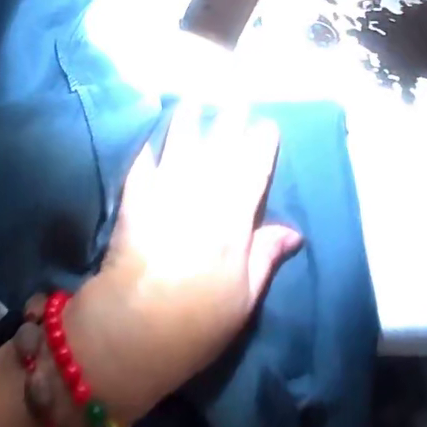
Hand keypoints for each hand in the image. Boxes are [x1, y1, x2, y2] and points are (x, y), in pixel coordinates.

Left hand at [63, 102, 302, 421]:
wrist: (133, 326)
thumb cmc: (197, 321)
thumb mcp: (243, 299)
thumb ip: (265, 257)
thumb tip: (293, 232)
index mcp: (231, 223)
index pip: (251, 173)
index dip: (260, 146)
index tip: (267, 124)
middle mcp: (200, 198)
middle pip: (218, 151)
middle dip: (229, 123)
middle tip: (236, 100)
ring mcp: (164, 194)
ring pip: (180, 147)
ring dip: (188, 122)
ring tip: (193, 100)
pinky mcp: (135, 199)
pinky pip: (143, 165)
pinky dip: (148, 149)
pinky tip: (151, 137)